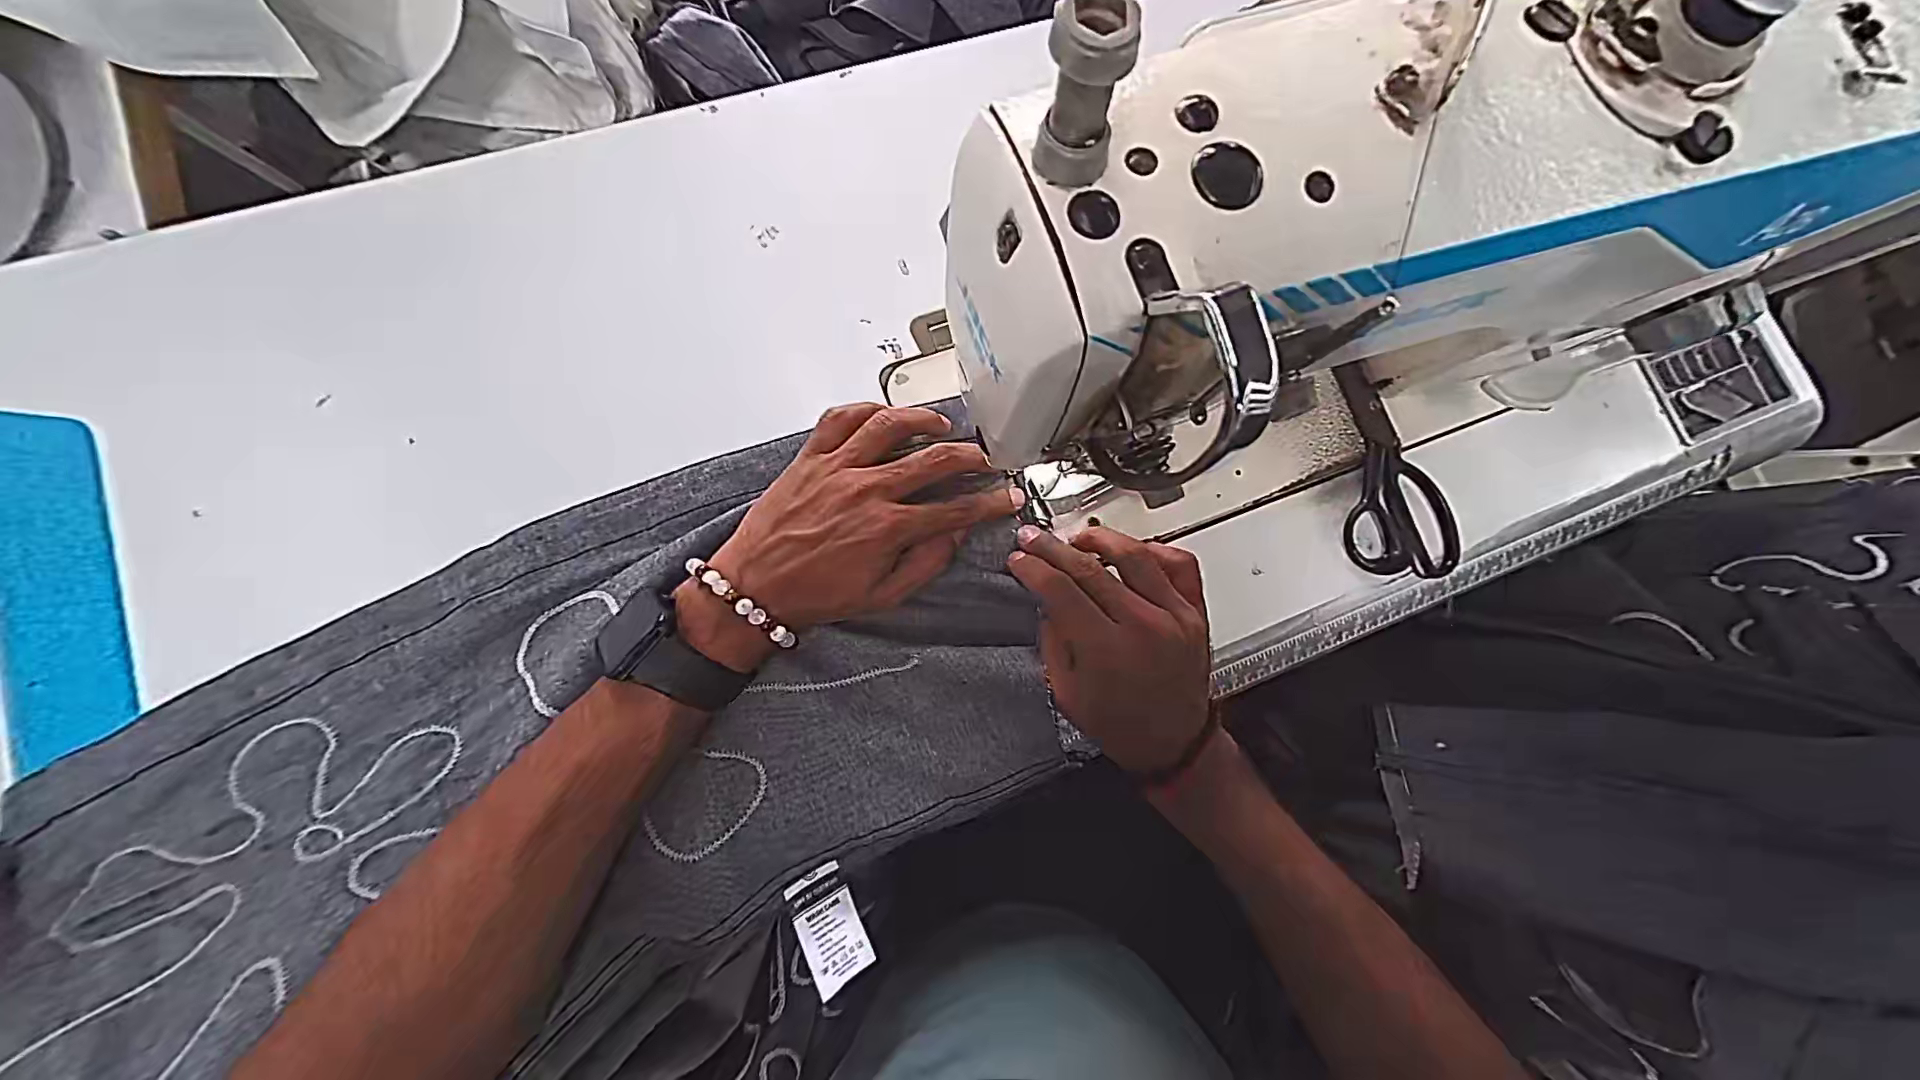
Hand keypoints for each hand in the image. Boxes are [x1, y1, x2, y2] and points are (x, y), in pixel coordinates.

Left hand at [679, 403, 1022, 668]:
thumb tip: (954, 536)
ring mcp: (836, 469)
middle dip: (970, 457)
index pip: (955, 509)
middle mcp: (866, 491)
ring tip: (940, 425)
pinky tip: (881, 413)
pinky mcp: (810, 459)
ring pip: (889, 425)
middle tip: (982, 459)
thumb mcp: (881, 596)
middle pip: (934, 459)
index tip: (1004, 497)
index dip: (989, 502)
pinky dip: (864, 409)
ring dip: (923, 420)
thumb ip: (925, 564)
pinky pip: (839, 419)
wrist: (756, 588)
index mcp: (887, 529)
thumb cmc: (813, 595)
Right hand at [1005, 524, 1212, 773]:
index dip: (1033, 568)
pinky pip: (1179, 563)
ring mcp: (1174, 617)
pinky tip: (1133, 550)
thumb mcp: (1067, 692)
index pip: (1060, 589)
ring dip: (1100, 538)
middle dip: (1053, 548)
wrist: (1173, 744)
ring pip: (1135, 554)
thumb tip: (1046, 599)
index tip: (1021, 560)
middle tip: (1035, 539)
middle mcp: (1143, 628)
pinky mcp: (1195, 614)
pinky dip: (1153, 549)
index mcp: (1106, 651)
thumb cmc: (1122, 725)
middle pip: (1089, 567)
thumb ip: (1054, 641)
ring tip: (1079, 538)